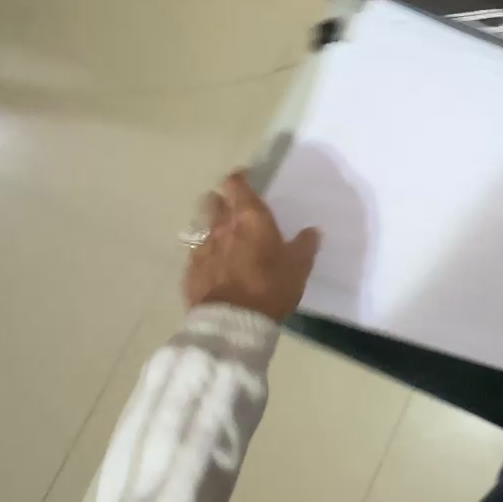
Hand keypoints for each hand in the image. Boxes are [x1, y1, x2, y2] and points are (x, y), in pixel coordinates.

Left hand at [183, 170, 320, 322]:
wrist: (231, 324)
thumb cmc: (270, 286)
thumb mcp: (299, 265)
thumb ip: (305, 244)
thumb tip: (312, 231)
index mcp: (250, 217)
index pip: (236, 184)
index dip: (239, 178)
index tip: (246, 178)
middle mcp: (222, 227)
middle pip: (212, 201)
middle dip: (221, 200)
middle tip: (235, 208)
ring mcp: (202, 250)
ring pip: (203, 228)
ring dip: (213, 229)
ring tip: (226, 240)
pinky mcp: (190, 274)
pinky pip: (198, 255)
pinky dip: (208, 256)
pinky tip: (217, 268)